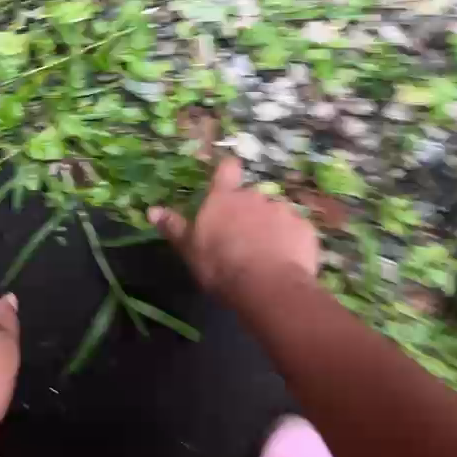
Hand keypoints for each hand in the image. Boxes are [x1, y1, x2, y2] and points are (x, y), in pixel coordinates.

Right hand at [149, 159, 319, 294]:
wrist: (268, 287)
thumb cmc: (221, 265)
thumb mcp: (190, 249)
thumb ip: (174, 227)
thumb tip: (151, 210)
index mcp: (224, 198)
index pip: (227, 169)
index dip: (229, 171)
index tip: (231, 178)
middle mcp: (253, 197)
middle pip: (252, 196)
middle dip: (251, 211)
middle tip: (247, 237)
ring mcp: (282, 211)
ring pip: (277, 213)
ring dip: (273, 226)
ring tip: (270, 252)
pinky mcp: (305, 229)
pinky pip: (297, 230)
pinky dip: (293, 241)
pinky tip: (289, 260)